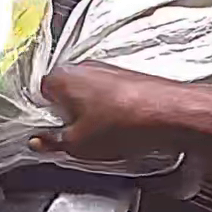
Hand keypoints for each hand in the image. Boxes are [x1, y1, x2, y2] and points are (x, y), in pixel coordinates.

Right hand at [30, 64, 211, 171]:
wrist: (173, 114)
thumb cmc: (122, 124)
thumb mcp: (77, 144)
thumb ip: (51, 142)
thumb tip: (38, 141)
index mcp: (62, 77)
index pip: (40, 93)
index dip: (44, 114)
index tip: (50, 132)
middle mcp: (82, 67)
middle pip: (64, 92)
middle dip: (67, 113)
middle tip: (74, 136)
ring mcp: (108, 69)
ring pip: (87, 93)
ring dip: (90, 112)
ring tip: (101, 135)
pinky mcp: (129, 77)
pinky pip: (109, 95)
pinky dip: (110, 110)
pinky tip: (120, 128)